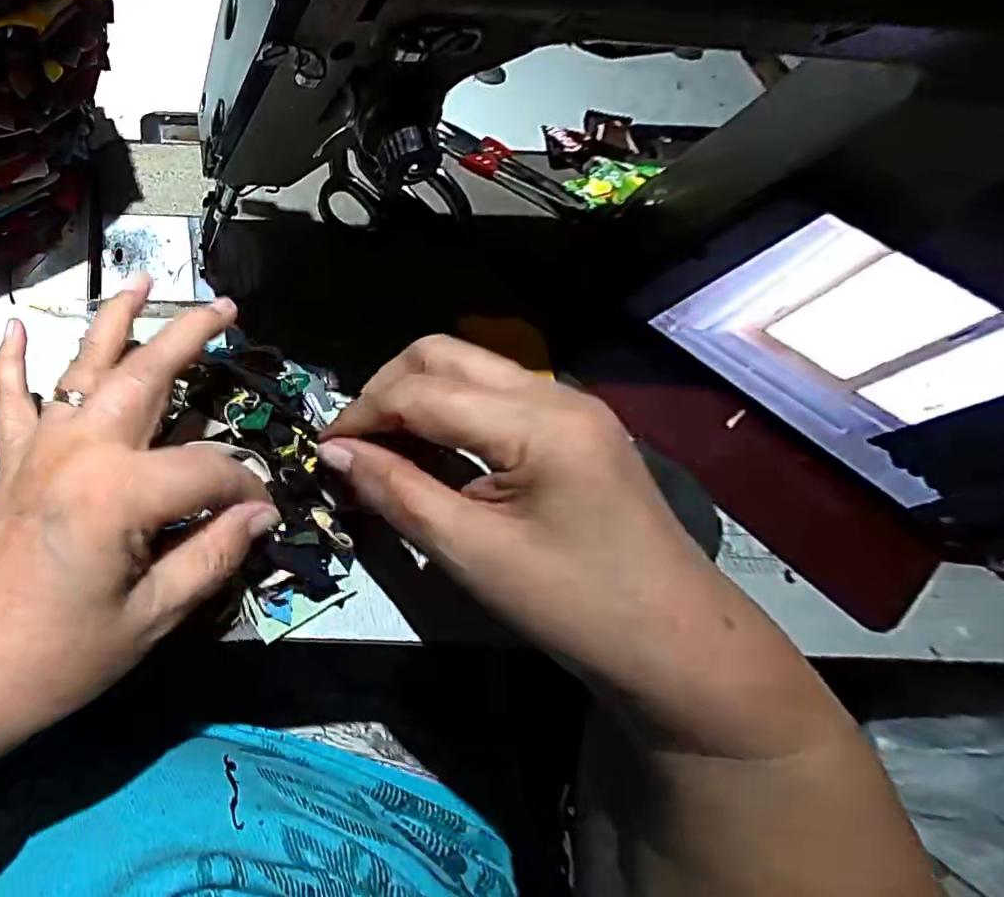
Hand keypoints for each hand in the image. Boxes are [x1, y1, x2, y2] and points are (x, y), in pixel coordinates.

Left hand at [0, 277, 279, 784]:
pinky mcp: (10, 461)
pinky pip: (9, 400)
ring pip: (83, 367)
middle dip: (189, 335)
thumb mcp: (150, 618)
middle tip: (223, 308)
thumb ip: (211, 554)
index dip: (244, 487)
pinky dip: (10, 362)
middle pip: (146, 376)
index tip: (264, 510)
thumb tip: (260, 514)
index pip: (206, 468)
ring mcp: (40, 448)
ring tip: (139, 281)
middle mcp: (80, 449)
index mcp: (119, 491)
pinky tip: (13, 326)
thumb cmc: (57, 657)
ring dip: (113, 320)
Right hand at [319, 335, 846, 758]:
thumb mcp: (472, 553)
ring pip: (465, 366)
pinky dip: (446, 410)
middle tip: (355, 442)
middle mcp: (554, 393)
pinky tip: (430, 449)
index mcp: (539, 423)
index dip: (362, 415)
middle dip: (385, 389)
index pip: (422, 392)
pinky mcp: (570, 424)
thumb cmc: (575, 607)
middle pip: (441, 354)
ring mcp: (568, 404)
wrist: (680, 649)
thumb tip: (334, 453)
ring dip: (414, 395)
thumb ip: (396, 491)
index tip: (324, 450)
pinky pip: (489, 393)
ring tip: (384, 445)